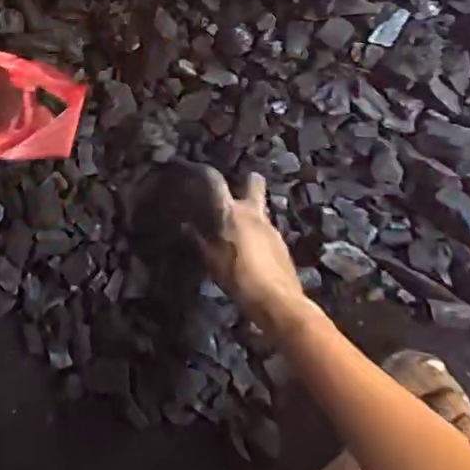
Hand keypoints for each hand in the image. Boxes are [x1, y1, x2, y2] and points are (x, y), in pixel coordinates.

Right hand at [197, 169, 313, 334]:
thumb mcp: (211, 259)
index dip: (203, 170)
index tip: (193, 166)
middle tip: (240, 181)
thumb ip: (199, 239)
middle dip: (249, 180)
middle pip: (254, 185)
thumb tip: (186, 226)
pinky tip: (250, 246)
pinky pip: (266, 230)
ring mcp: (272, 229)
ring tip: (236, 223)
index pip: (215, 181)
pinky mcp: (282, 246)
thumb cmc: (238, 277)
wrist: (280, 303)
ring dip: (250, 211)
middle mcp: (254, 214)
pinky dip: (256, 231)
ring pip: (260, 210)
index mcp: (232, 212)